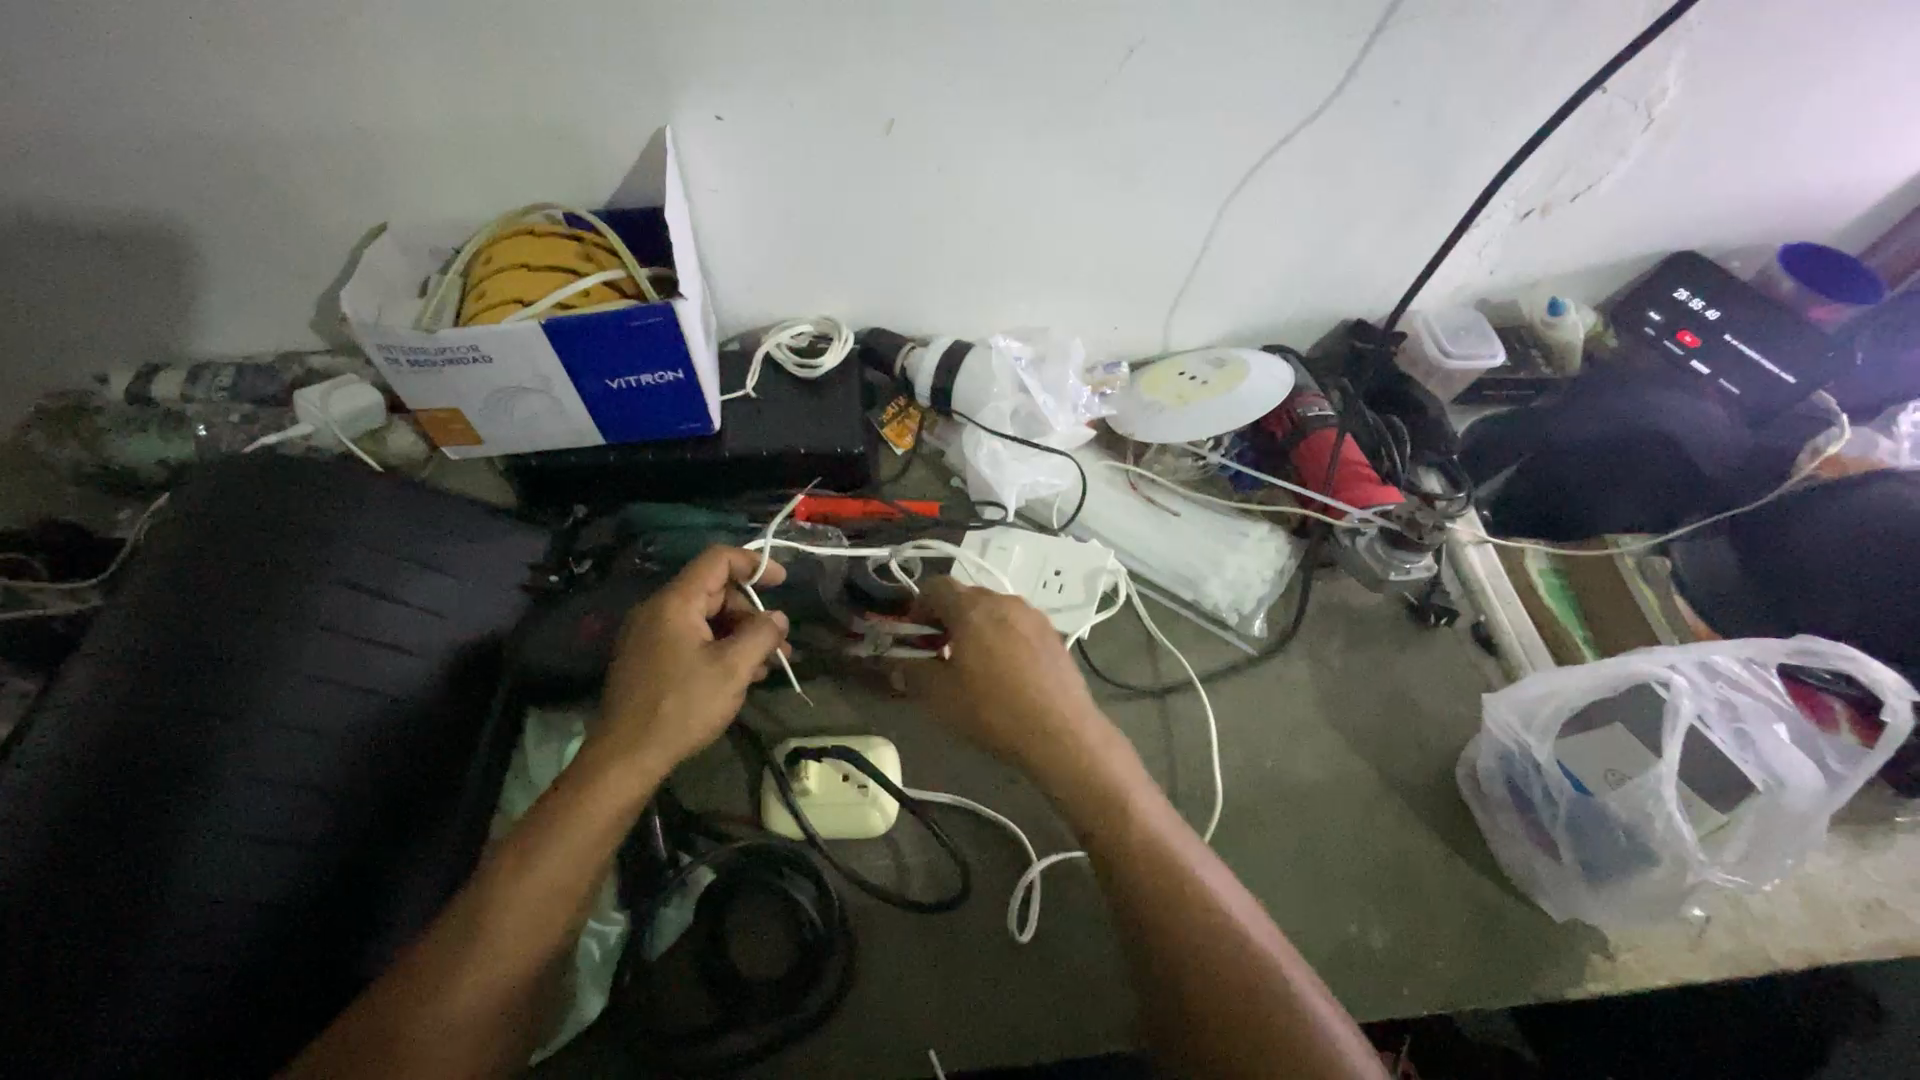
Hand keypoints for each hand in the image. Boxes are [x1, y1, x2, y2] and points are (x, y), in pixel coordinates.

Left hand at [593, 546, 791, 780]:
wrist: (626, 755)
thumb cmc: (682, 706)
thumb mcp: (733, 669)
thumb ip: (761, 635)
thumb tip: (778, 618)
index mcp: (675, 602)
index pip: (717, 560)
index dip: (754, 564)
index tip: (782, 582)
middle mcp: (657, 610)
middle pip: (714, 592)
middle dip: (751, 613)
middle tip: (779, 644)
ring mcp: (649, 635)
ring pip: (705, 620)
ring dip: (739, 636)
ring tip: (768, 666)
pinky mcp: (647, 659)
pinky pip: (690, 640)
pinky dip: (718, 649)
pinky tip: (740, 676)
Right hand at [904, 576, 1127, 782]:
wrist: (1061, 733)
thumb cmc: (994, 710)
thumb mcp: (941, 696)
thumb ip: (912, 672)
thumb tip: (897, 664)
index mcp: (973, 608)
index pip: (936, 585)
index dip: (919, 606)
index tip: (916, 636)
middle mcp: (1005, 600)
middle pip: (967, 596)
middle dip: (948, 619)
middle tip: (941, 653)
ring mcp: (1034, 616)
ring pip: (995, 611)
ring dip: (978, 628)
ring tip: (976, 665)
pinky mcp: (1054, 634)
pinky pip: (1018, 626)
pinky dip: (1004, 638)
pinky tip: (1007, 673)